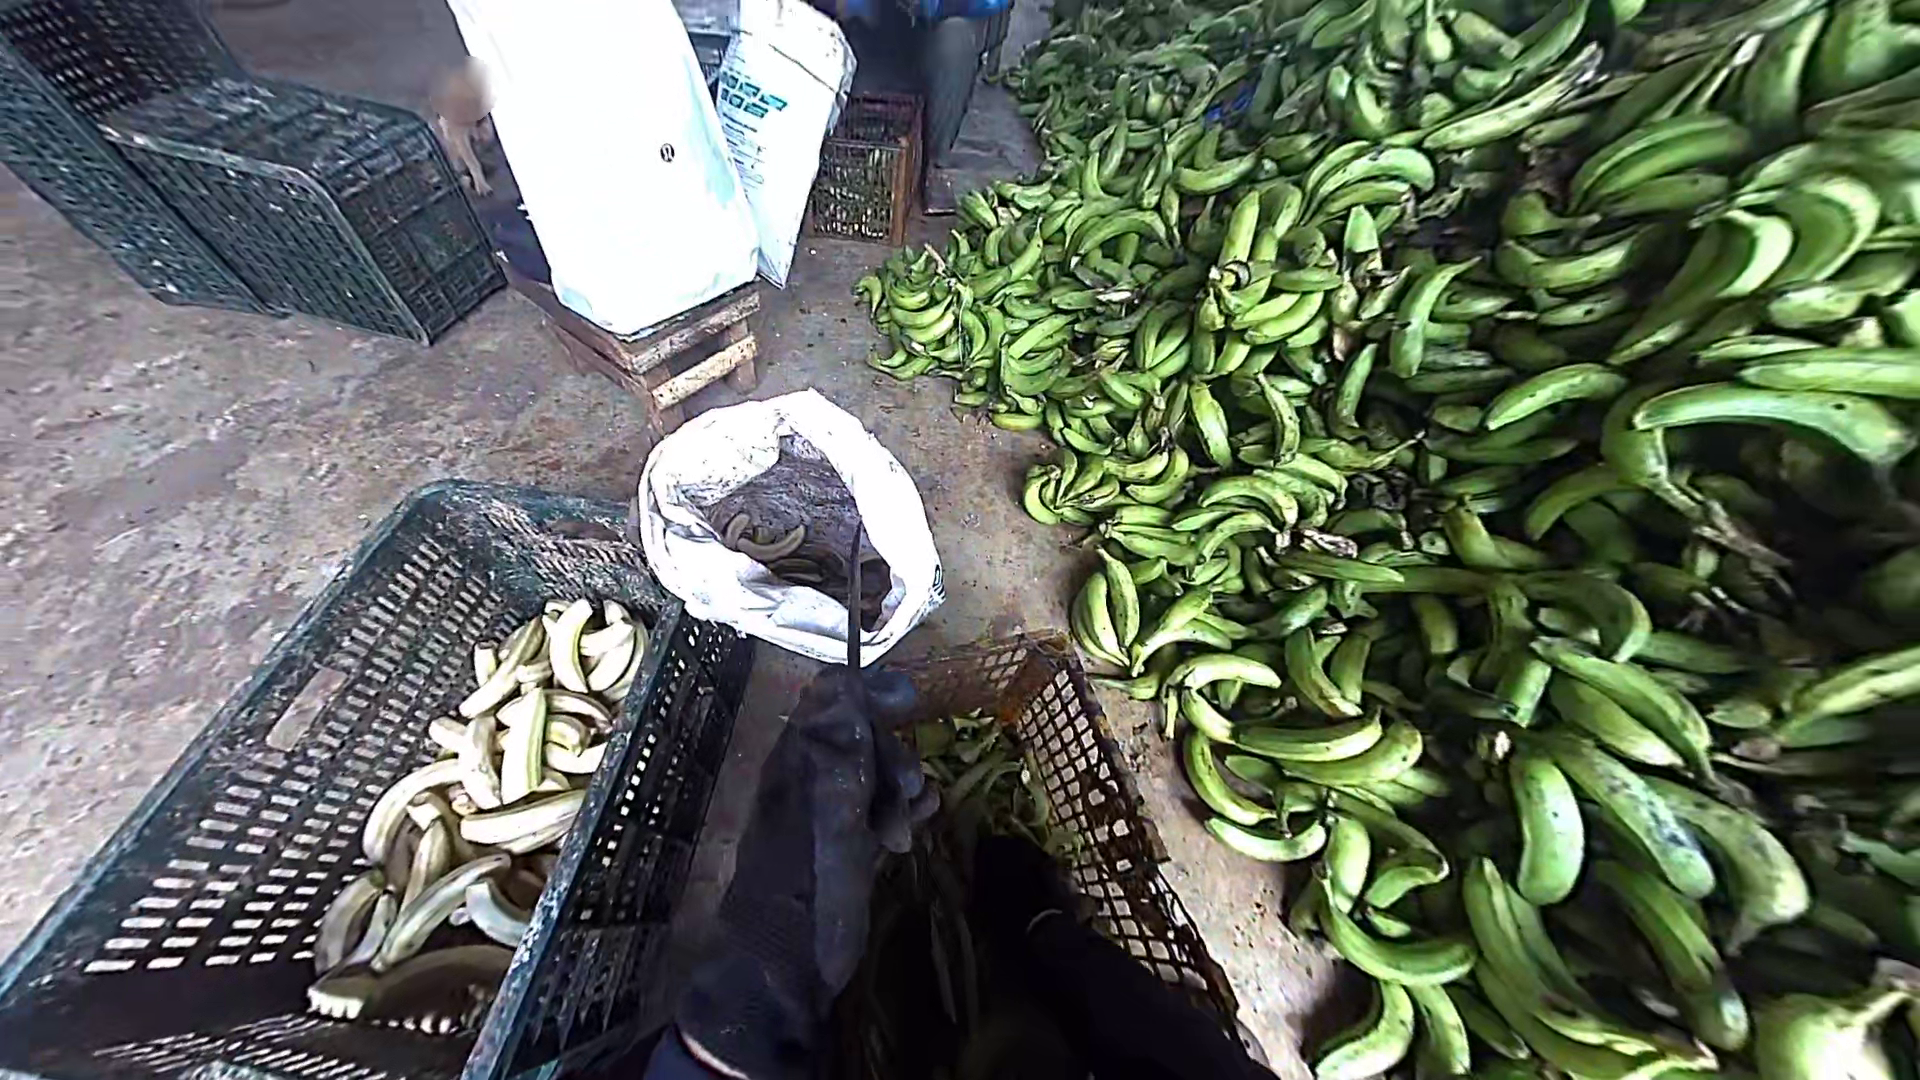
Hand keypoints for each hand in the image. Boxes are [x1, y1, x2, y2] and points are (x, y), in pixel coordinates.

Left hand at [676, 666, 930, 1079]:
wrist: (787, 963)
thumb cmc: (807, 873)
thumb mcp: (827, 796)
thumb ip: (841, 735)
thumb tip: (854, 676)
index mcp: (801, 754)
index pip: (835, 695)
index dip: (872, 690)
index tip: (908, 700)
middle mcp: (817, 773)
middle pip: (867, 734)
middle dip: (892, 754)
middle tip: (904, 787)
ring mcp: (836, 809)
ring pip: (880, 772)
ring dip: (902, 790)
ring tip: (904, 823)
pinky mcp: (854, 842)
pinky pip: (888, 808)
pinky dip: (908, 808)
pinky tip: (924, 815)